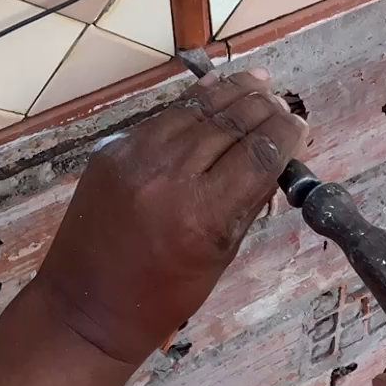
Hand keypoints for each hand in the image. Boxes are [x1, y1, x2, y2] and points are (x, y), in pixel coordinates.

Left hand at [27, 67, 307, 365]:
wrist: (86, 304)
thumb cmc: (162, 295)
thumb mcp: (219, 256)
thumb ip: (245, 202)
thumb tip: (273, 155)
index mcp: (203, 216)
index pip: (258, 156)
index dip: (285, 135)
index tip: (299, 124)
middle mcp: (169, 177)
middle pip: (229, 125)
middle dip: (262, 108)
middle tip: (282, 101)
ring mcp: (135, 157)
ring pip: (195, 109)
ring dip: (230, 92)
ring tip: (257, 81)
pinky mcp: (113, 147)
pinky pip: (162, 117)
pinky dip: (192, 102)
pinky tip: (213, 88)